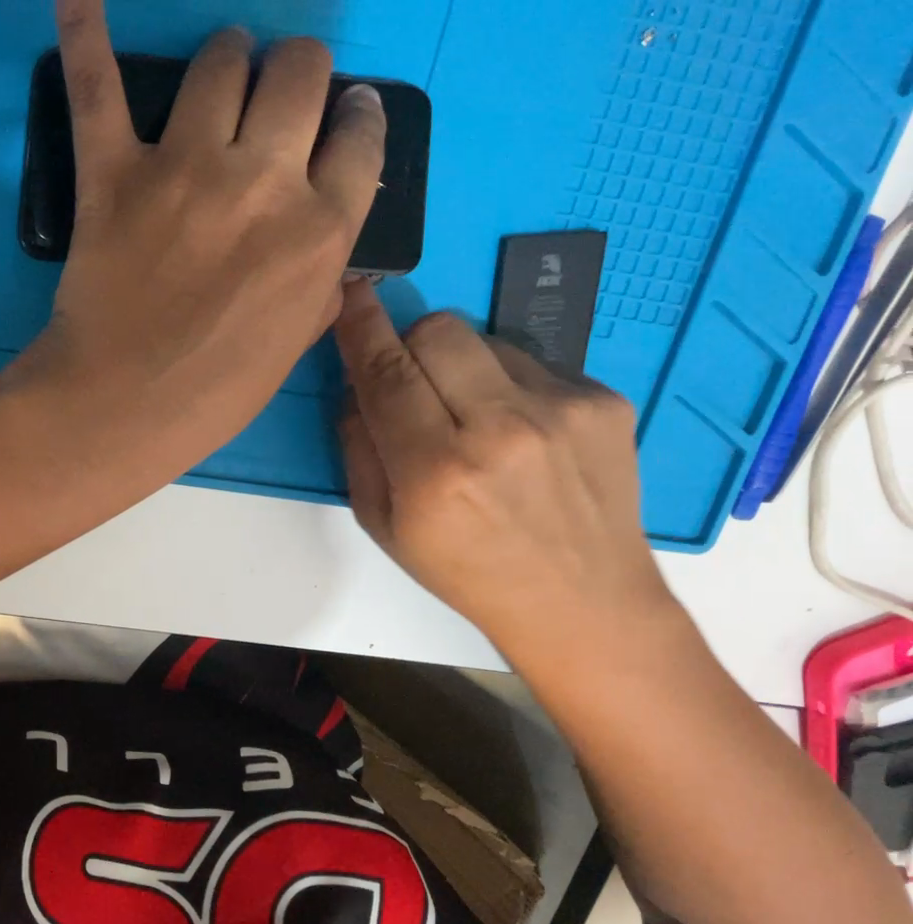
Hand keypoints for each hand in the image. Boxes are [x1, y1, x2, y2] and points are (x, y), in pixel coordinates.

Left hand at [24, 0, 386, 438]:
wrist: (119, 408)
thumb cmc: (210, 396)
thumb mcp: (293, 347)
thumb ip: (324, 289)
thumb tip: (347, 262)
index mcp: (322, 227)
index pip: (359, 135)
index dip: (352, 120)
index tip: (339, 121)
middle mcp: (265, 177)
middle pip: (298, 74)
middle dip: (293, 76)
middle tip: (273, 96)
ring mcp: (186, 167)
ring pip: (221, 61)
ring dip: (227, 59)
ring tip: (219, 74)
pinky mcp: (114, 175)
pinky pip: (97, 87)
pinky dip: (85, 34)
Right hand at [333, 280, 673, 650]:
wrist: (580, 599)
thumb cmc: (464, 570)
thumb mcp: (384, 525)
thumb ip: (361, 449)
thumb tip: (357, 389)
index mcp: (435, 470)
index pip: (386, 373)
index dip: (361, 328)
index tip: (349, 294)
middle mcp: (501, 429)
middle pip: (438, 332)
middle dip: (410, 344)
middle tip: (409, 380)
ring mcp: (561, 409)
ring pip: (485, 341)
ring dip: (460, 366)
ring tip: (471, 418)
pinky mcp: (604, 400)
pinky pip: (531, 363)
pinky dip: (508, 386)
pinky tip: (519, 433)